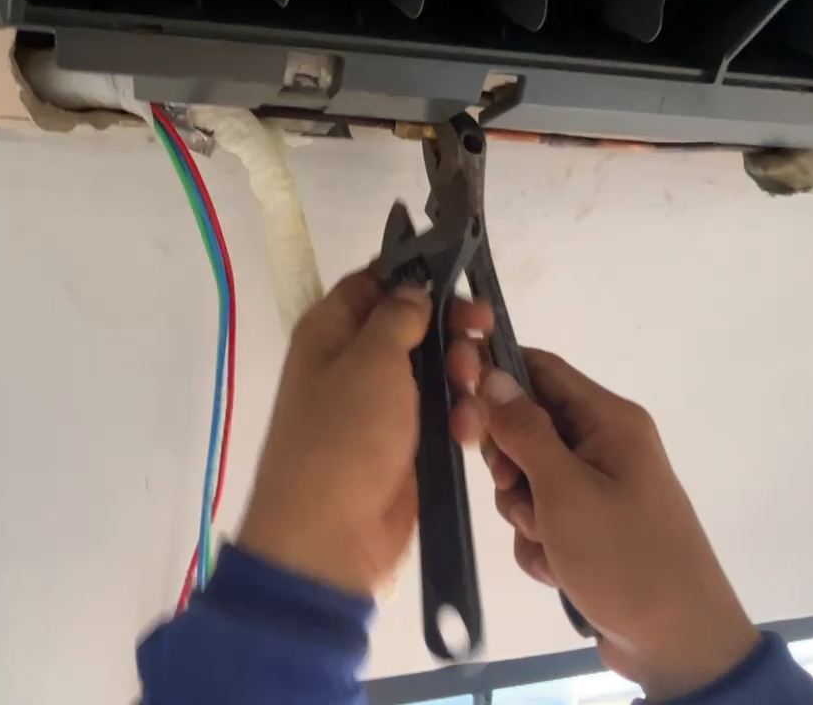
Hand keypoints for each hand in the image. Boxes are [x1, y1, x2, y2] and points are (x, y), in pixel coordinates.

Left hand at [236, 271, 490, 597]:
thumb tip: (412, 289)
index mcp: (330, 329)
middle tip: (482, 329)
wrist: (331, 537)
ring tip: (471, 386)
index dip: (412, 275)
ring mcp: (378, 401)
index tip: (455, 278)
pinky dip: (457, 414)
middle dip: (448, 325)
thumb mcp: (371, 361)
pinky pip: (438, 409)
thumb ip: (397, 316)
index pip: (372, 282)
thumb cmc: (345, 435)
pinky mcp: (403, 439)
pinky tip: (467, 429)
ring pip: (430, 366)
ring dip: (458, 372)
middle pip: (410, 322)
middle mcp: (352, 358)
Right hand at [449, 345, 758, 699]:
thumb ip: (523, 429)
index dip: (494, 374)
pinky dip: (539, 538)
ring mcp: (597, 485)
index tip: (459, 403)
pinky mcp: (590, 523)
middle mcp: (603, 443)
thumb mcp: (565, 491)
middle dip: (509, 462)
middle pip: (526, 423)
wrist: (681, 653)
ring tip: (549, 541)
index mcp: (608, 420)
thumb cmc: (626, 560)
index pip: (539, 368)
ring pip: (527, 472)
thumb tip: (489, 373)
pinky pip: (541, 512)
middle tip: (512, 487)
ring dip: (522, 508)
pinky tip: (558, 567)